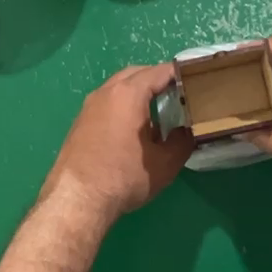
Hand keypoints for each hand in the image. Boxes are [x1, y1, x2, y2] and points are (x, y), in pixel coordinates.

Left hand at [40, 64, 194, 220]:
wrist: (76, 200)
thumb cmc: (123, 178)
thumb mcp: (164, 163)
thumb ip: (182, 141)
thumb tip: (188, 131)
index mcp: (128, 94)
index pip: (158, 72)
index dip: (179, 73)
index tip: (195, 79)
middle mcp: (106, 92)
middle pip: (136, 74)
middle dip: (157, 78)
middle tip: (178, 92)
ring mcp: (89, 106)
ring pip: (118, 87)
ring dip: (138, 91)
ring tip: (158, 109)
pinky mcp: (80, 122)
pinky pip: (107, 102)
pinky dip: (124, 104)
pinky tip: (133, 127)